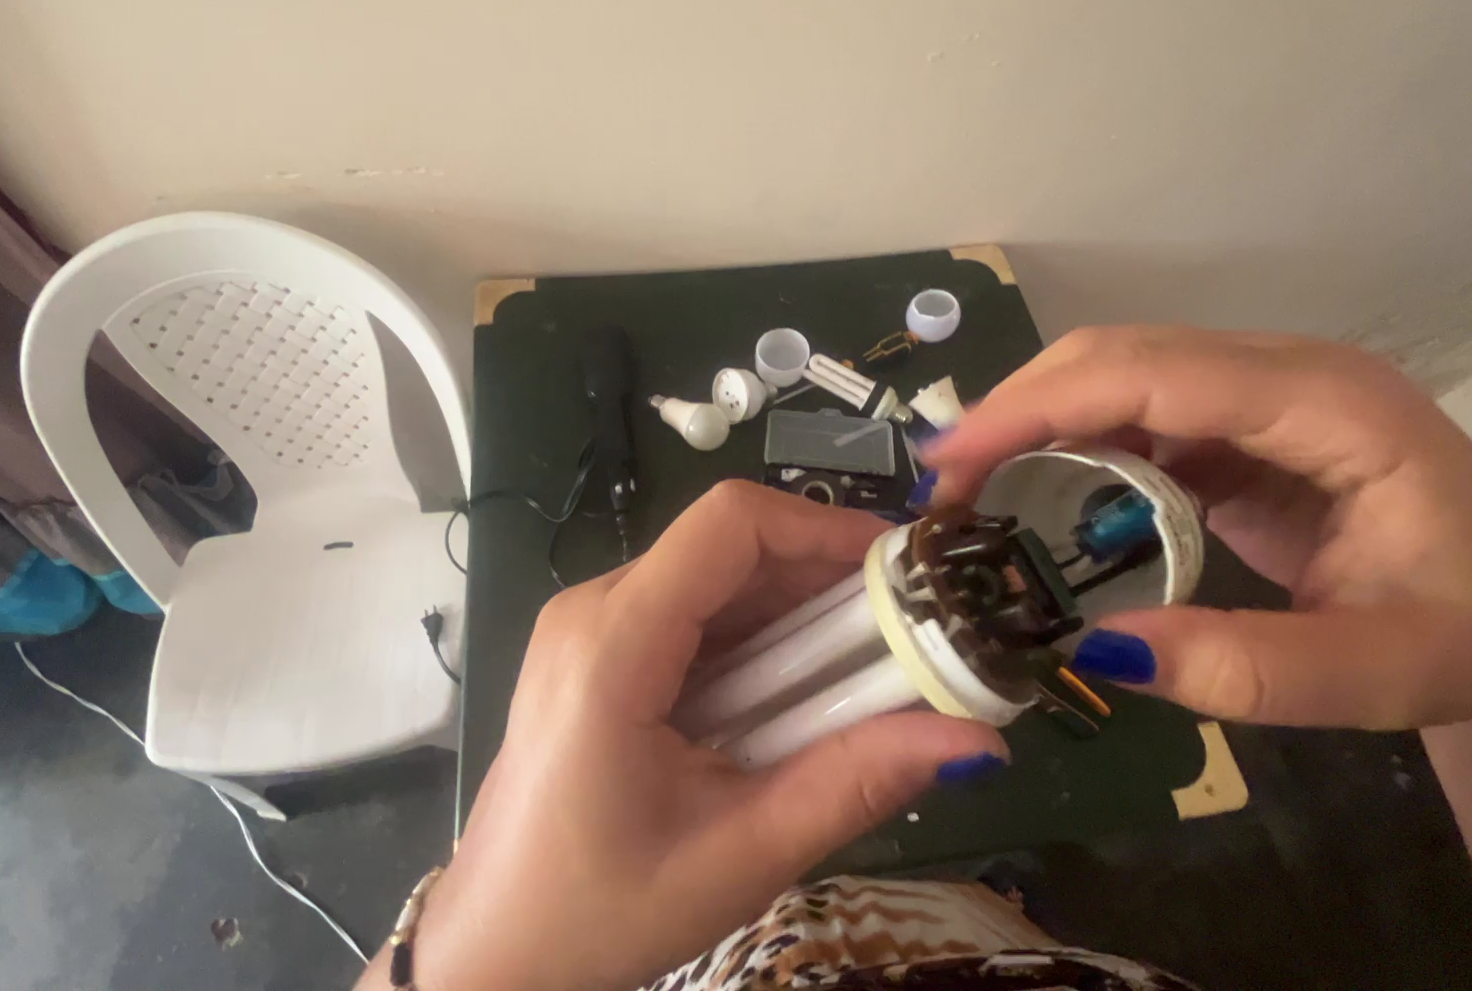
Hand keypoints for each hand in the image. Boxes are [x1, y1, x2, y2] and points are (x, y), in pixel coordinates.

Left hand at [405, 482, 1007, 990]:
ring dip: (793, 603)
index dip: (821, 526)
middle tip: (904, 625)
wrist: (494, 948)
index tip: (897, 567)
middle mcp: (594, 607)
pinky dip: (755, 630)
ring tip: (867, 657)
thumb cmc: (598, 910)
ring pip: (713, 573)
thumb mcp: (737, 855)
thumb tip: (976, 739)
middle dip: (821, 571)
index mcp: (613, 641)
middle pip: (725, 545)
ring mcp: (588, 623)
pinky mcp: (596, 647)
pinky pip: (690, 608)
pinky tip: (797, 681)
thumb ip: (854, 784)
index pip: (727, 524)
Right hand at [925, 325, 1471, 970]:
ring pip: (1112, 375)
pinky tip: (1031, 487)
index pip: (1155, 375)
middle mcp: (1283, 375)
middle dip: (1016, 406)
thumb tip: (1095, 648)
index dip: (1041, 406)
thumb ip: (1246, 670)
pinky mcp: (1230, 426)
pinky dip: (1064, 443)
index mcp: (1329, 405)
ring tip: (971, 484)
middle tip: (945, 478)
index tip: (954, 458)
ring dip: (1030, 420)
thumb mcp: (1380, 673)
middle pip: (1117, 355)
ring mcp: (1255, 394)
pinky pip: (1126, 414)